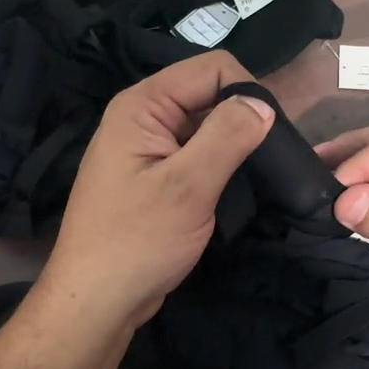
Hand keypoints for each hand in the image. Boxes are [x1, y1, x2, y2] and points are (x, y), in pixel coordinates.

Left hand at [35, 51, 274, 332]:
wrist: (97, 301)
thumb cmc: (137, 241)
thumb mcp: (188, 186)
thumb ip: (227, 136)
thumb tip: (263, 103)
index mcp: (142, 106)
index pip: (212, 68)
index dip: (247, 92)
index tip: (272, 136)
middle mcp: (141, 119)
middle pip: (209, 96)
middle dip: (243, 123)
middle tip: (270, 165)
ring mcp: (146, 152)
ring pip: (206, 131)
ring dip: (234, 151)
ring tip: (259, 181)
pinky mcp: (153, 181)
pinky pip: (195, 160)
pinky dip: (218, 172)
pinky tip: (235, 195)